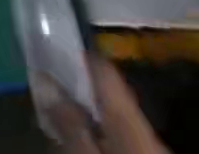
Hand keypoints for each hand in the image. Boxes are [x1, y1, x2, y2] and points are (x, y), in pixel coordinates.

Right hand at [39, 59, 169, 153]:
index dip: (77, 58)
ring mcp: (152, 151)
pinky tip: (82, 149)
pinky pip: (122, 144)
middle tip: (45, 98)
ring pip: (114, 123)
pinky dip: (99, 140)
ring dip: (86, 120)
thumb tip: (45, 79)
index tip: (50, 55)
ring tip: (57, 128)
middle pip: (109, 98)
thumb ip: (68, 121)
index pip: (105, 70)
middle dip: (77, 95)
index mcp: (129, 121)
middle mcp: (146, 131)